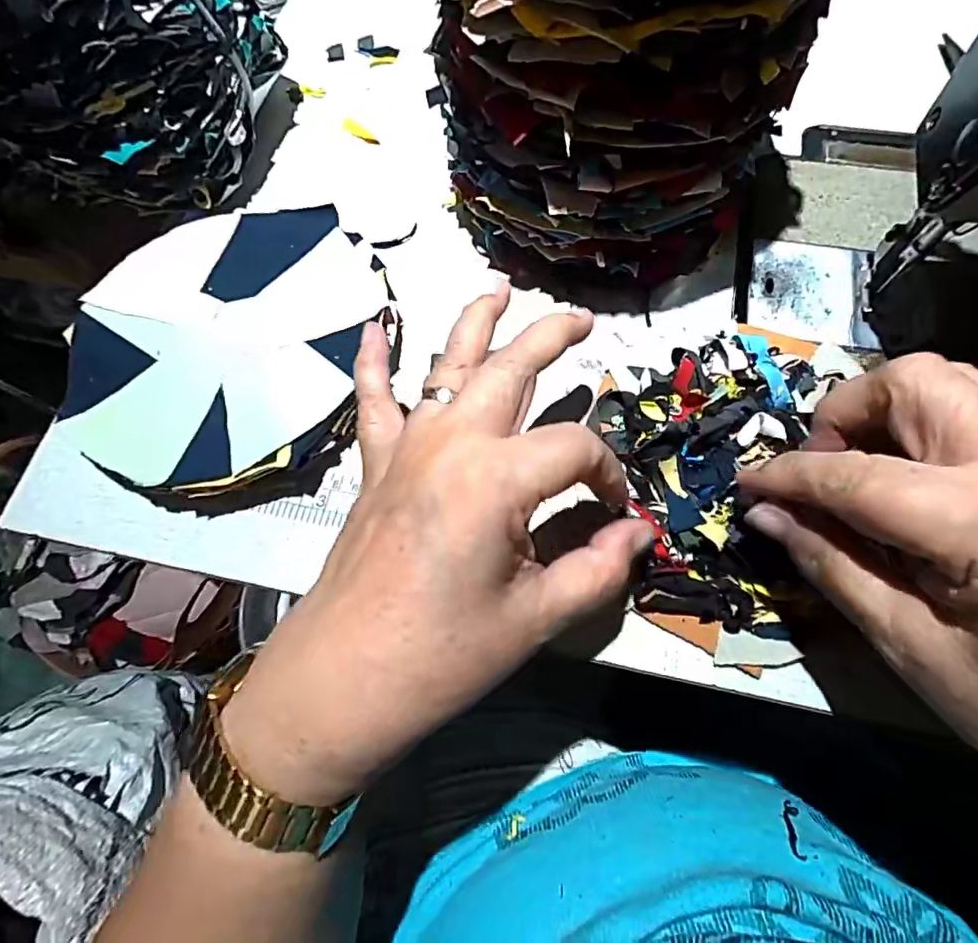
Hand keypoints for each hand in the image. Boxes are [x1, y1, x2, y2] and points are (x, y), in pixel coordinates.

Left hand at [221, 282, 653, 805]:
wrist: (337, 686)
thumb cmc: (442, 657)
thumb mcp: (537, 617)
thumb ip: (599, 567)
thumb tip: (640, 534)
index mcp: (496, 478)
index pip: (576, 449)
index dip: (609, 476)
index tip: (617, 514)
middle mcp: (452, 443)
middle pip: (512, 368)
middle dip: (552, 337)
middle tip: (582, 321)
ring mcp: (407, 448)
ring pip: (446, 365)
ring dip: (475, 323)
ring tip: (498, 290)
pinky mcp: (376, 467)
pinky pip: (374, 401)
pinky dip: (375, 362)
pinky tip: (376, 328)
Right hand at [739, 354, 977, 898]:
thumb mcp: (918, 653)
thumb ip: (835, 567)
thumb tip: (769, 515)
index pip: (862, 474)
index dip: (792, 475)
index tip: (748, 482)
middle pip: (915, 379)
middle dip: (846, 413)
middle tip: (821, 474)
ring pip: (951, 382)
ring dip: (889, 413)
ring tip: (862, 475)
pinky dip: (930, 428)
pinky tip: (915, 483)